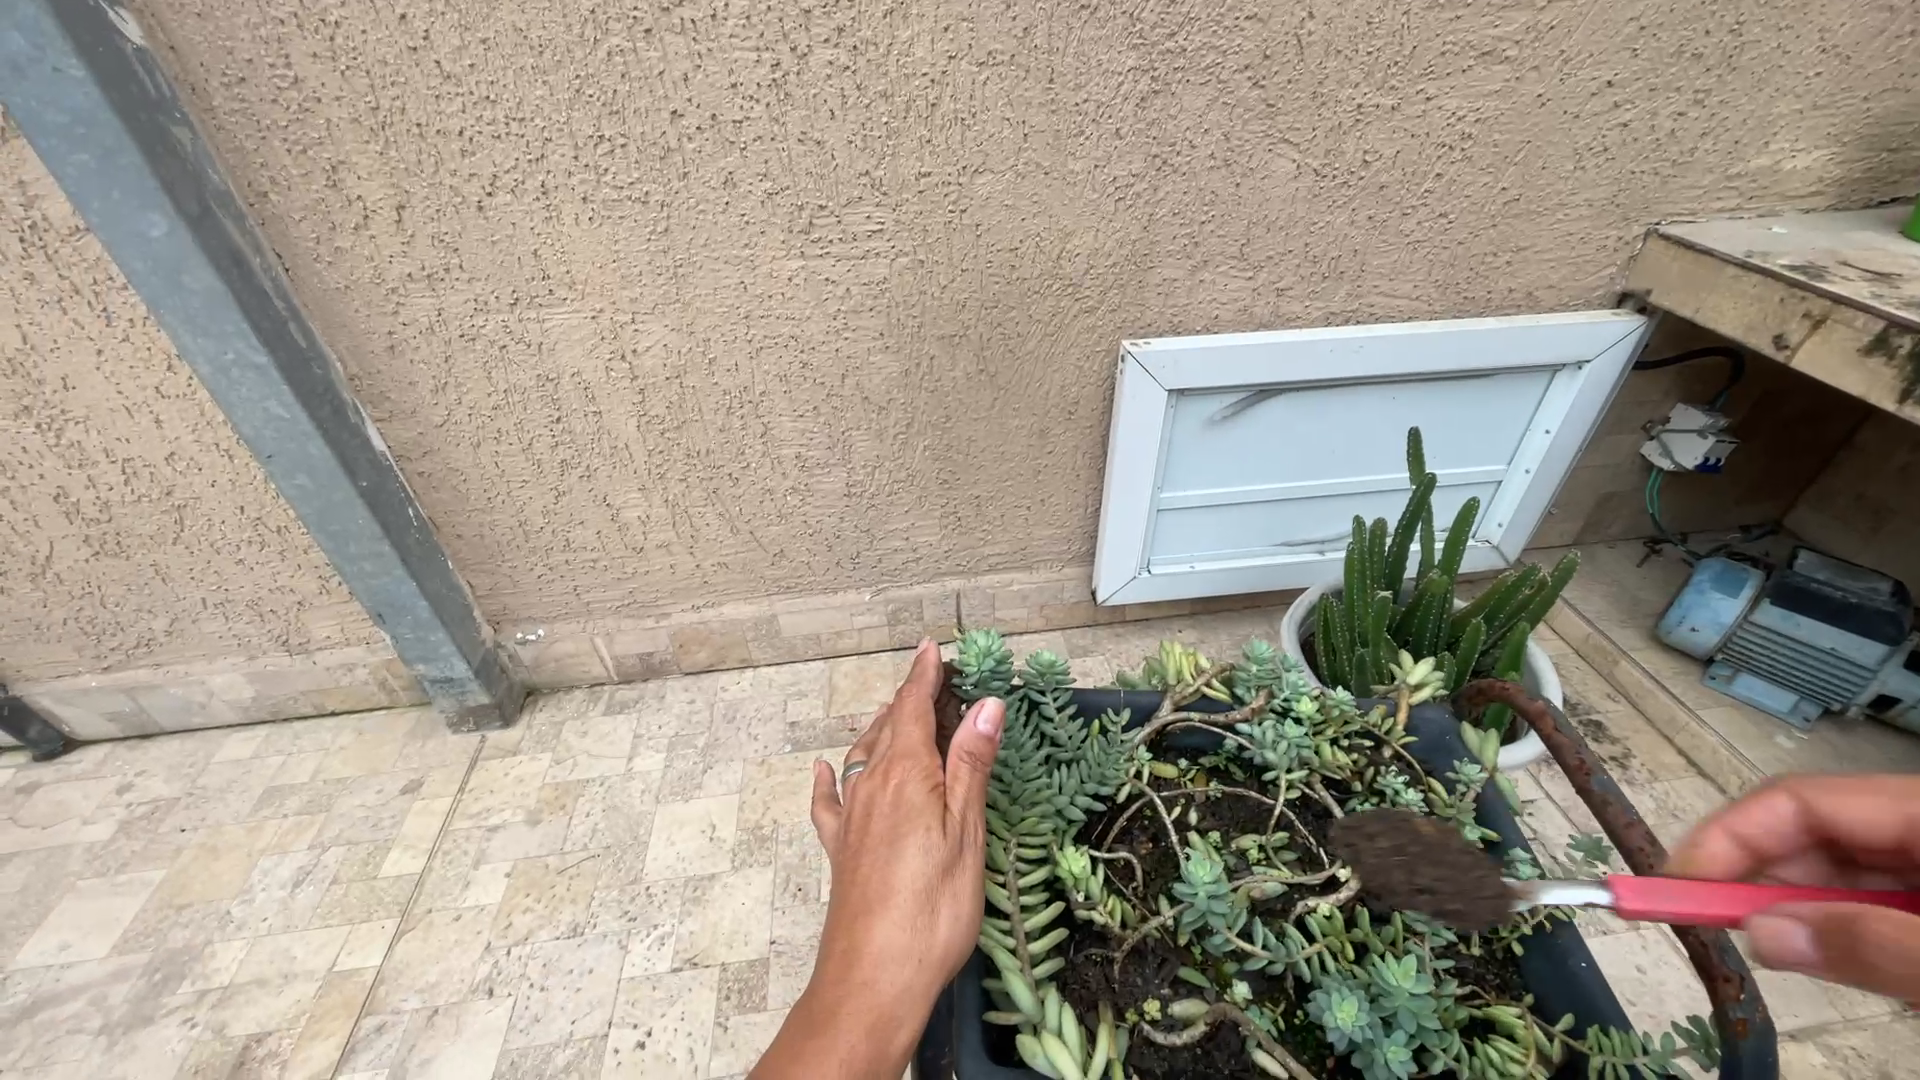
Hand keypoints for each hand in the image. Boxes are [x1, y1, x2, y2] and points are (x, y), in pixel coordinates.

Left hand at [751, 640, 1004, 1079]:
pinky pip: (829, 800)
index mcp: (904, 774)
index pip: (913, 708)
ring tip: (900, 711)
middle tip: (934, 679)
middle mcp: (870, 785)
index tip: (931, 648)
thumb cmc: (932, 907)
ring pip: (863, 753)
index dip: (923, 676)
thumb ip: (970, 764)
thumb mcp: (965, 831)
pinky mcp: (840, 849)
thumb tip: (986, 703)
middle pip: (889, 726)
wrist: (872, 979)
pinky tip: (823, 768)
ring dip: (883, 726)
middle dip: (910, 697)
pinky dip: (830, 777)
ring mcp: (850, 817)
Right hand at [1665, 773, 1919, 1000]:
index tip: (1676, 886)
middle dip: (1763, 881)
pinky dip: (1849, 926)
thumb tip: (1760, 936)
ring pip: (1843, 870)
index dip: (1727, 836)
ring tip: (1791, 949)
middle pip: (1814, 834)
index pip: (1796, 799)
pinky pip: (1878, 898)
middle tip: (1721, 928)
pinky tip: (1851, 955)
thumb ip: (1878, 947)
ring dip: (1804, 910)